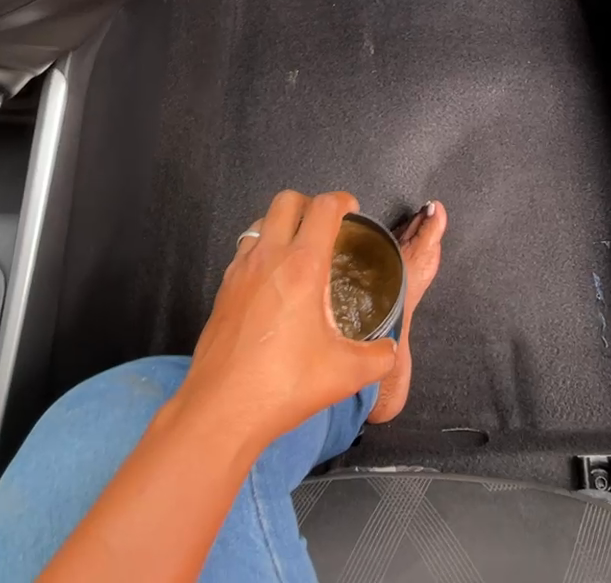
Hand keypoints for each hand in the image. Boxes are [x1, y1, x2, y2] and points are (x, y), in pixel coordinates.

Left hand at [172, 190, 396, 452]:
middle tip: (327, 226)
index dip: (343, 201)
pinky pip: (244, 251)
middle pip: (286, 200)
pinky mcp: (222, 290)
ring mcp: (239, 271)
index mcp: (302, 265)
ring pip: (260, 222)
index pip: (323, 207)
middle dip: (310, 203)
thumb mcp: (347, 373)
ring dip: (282, 224)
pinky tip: (273, 282)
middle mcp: (268, 257)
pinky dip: (262, 250)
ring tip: (299, 250)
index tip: (352, 210)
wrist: (222, 410)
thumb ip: (379, 356)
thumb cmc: (285, 385)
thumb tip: (389, 349)